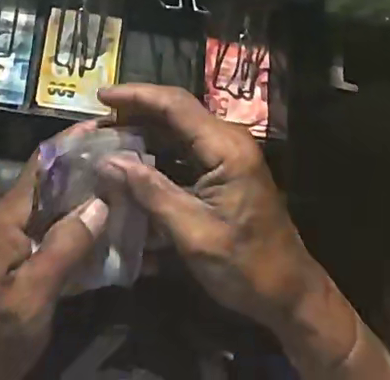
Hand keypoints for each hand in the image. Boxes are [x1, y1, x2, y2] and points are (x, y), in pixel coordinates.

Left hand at [0, 129, 109, 379]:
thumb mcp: (30, 297)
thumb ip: (63, 248)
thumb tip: (101, 202)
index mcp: (10, 214)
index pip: (44, 160)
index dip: (75, 140)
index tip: (110, 127)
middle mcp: (16, 218)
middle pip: (57, 180)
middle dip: (93, 167)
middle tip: (135, 160)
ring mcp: (22, 241)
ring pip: (63, 208)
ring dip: (95, 198)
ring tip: (134, 191)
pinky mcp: (29, 264)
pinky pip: (62, 237)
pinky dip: (88, 232)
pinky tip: (118, 236)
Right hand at [96, 85, 389, 379]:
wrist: (291, 293)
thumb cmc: (245, 266)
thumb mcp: (192, 233)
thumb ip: (151, 192)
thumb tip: (108, 161)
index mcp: (226, 147)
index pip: (175, 104)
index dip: (136, 95)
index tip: (101, 95)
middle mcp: (228, 138)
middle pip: (175, 109)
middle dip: (135, 111)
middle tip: (98, 120)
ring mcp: (228, 151)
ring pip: (178, 126)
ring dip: (145, 129)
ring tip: (108, 137)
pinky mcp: (225, 166)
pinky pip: (186, 145)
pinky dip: (158, 148)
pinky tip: (134, 160)